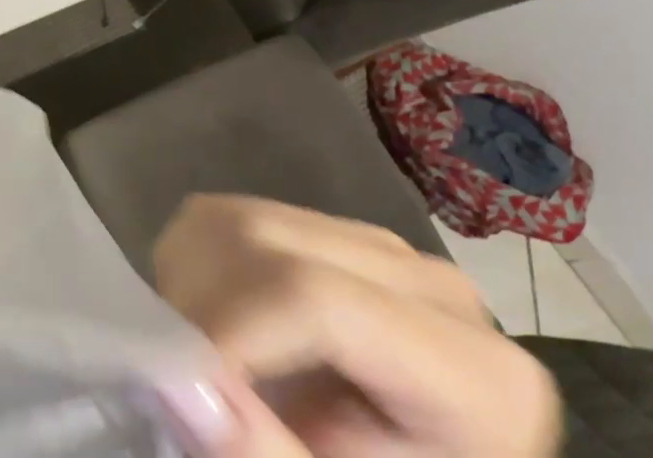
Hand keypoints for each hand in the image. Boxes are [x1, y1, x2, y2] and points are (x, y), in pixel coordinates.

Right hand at [155, 196, 561, 457]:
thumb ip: (261, 454)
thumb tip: (174, 382)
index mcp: (478, 375)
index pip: (316, 301)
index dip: (225, 330)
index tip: (175, 386)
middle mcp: (435, 288)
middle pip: (267, 247)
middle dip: (197, 307)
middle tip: (182, 383)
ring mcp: (383, 250)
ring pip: (239, 222)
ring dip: (190, 284)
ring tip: (203, 361)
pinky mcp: (330, 232)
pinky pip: (229, 218)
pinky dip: (196, 267)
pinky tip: (219, 327)